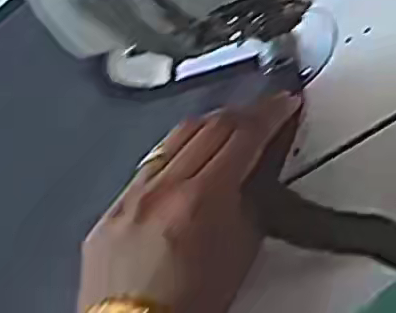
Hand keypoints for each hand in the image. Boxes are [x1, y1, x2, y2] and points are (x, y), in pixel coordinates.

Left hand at [79, 93, 301, 312]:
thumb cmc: (195, 302)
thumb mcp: (244, 240)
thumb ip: (254, 188)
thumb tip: (263, 155)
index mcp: (201, 198)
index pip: (246, 132)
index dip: (273, 111)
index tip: (287, 103)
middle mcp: (162, 191)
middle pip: (214, 124)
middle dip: (249, 111)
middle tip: (269, 109)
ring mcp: (130, 199)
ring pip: (180, 134)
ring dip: (215, 122)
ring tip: (235, 123)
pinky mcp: (109, 212)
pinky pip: (152, 162)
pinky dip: (181, 149)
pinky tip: (194, 152)